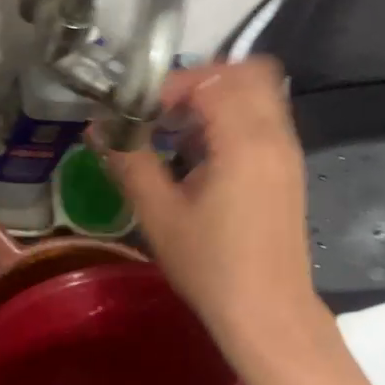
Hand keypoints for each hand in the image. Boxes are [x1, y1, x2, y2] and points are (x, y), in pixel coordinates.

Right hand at [101, 56, 320, 349]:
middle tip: (159, 111)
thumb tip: (98, 129)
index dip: (168, 85)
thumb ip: (129, 162)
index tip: (135, 111)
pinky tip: (197, 157)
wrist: (266, 310)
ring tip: (173, 134)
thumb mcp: (158, 214)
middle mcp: (274, 135)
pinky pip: (261, 120)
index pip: (211, 79)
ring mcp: (286, 151)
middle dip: (197, 82)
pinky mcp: (286, 169)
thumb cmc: (210, 265)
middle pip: (245, 74)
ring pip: (256, 95)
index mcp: (244, 141)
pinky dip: (229, 121)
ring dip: (214, 101)